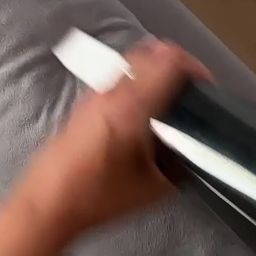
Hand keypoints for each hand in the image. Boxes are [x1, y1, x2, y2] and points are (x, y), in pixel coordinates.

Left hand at [13, 38, 209, 241]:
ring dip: (157, 68)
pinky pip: (119, 74)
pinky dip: (139, 77)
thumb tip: (193, 154)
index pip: (171, 61)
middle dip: (178, 64)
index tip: (208, 86)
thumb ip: (178, 165)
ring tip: (172, 95)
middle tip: (194, 88)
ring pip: (134, 60)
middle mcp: (114, 89)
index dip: (195, 67)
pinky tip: (144, 106)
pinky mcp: (85, 101)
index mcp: (133, 105)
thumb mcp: (152, 188)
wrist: (47, 203)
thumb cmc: (100, 197)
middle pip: (153, 52)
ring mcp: (96, 92)